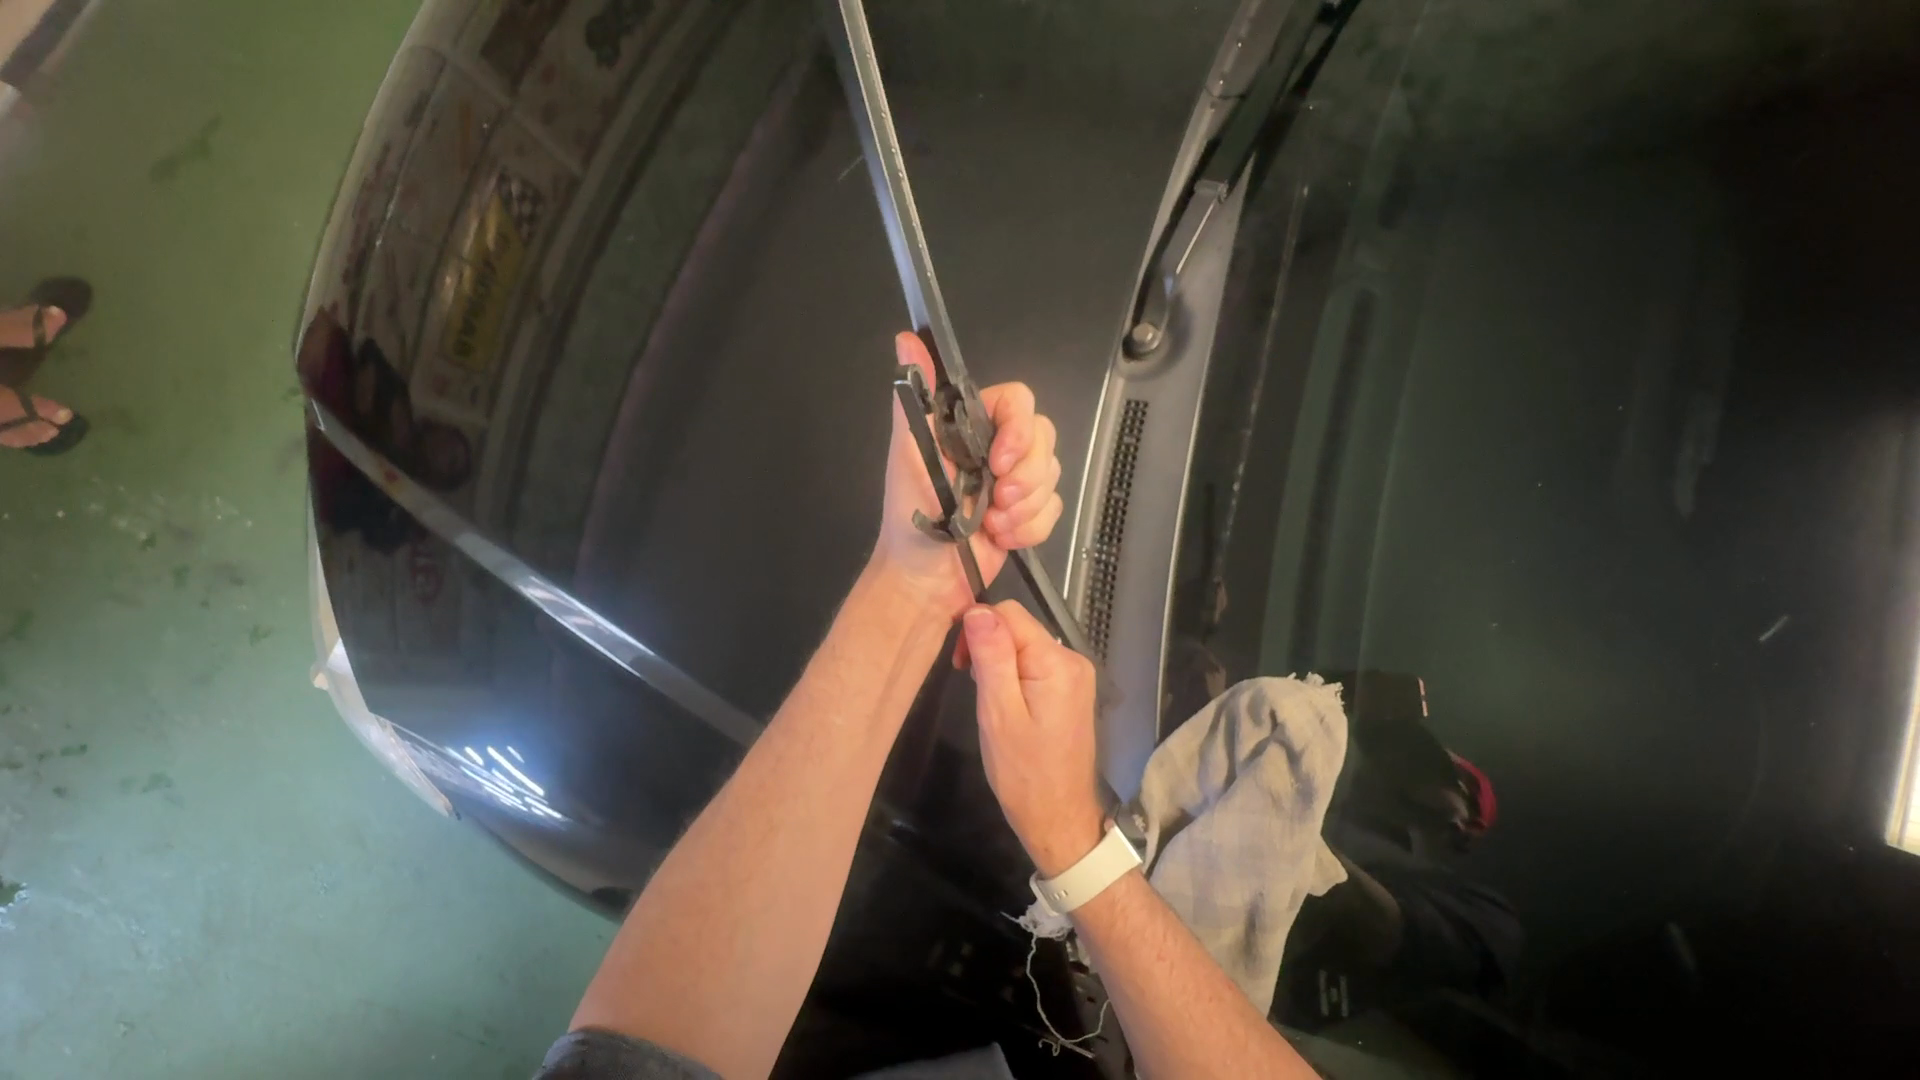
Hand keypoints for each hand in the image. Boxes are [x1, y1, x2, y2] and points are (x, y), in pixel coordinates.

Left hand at [873, 332, 1063, 616]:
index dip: (1018, 430)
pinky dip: (1030, 528)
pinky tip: (1001, 538)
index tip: (1000, 461)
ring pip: (1052, 476)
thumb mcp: (907, 453)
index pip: (1018, 401)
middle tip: (996, 501)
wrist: (924, 579)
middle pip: (1044, 438)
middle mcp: (995, 448)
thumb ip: (914, 397)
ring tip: (991, 524)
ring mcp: (1013, 482)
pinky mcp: (1027, 515)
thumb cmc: (911, 516)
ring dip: (1024, 507)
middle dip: (1025, 476)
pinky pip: (1054, 510)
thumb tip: (905, 339)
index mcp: (969, 426)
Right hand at [961, 601, 1104, 877]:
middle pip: (1018, 627)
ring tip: (988, 702)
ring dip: (998, 663)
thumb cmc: (1024, 774)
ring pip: (1024, 646)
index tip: (960, 664)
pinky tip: (1005, 706)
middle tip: (970, 686)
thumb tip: (978, 610)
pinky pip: (1034, 665)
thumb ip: (991, 658)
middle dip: (987, 647)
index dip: (977, 629)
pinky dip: (1013, 677)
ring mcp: (1075, 676)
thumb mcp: (998, 713)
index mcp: (1057, 662)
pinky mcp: (1071, 691)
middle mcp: (1073, 660)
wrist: (1058, 819)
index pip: (1010, 614)